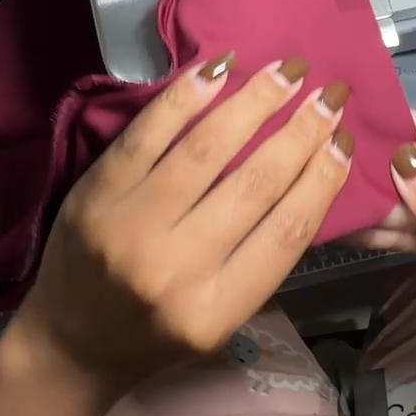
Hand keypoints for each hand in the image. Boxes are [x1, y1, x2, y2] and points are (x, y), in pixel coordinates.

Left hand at [1, 53, 353, 402]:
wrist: (69, 346)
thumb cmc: (155, 337)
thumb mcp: (220, 319)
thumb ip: (261, 258)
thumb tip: (310, 176)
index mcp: (216, 310)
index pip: (287, 230)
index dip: (324, 178)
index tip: (346, 140)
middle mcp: (175, 269)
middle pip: (255, 183)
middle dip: (302, 131)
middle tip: (332, 94)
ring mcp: (129, 226)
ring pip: (206, 150)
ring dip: (255, 101)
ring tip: (289, 71)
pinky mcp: (95, 194)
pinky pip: (148, 134)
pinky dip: (185, 96)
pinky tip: (219, 69)